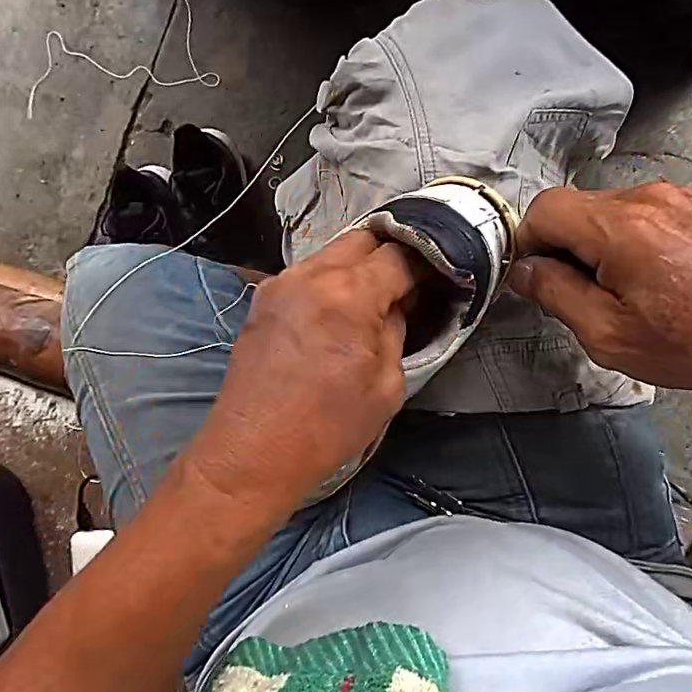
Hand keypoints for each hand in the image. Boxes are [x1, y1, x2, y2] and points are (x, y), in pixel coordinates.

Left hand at [182, 231, 420, 511]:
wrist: (253, 453)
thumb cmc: (327, 427)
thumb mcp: (387, 384)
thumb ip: (396, 330)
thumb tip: (399, 303)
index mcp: (349, 295)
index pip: (399, 256)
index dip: (425, 264)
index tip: (438, 278)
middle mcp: (311, 276)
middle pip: (363, 238)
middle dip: (391, 254)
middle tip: (406, 284)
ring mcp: (281, 283)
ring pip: (332, 252)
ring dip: (358, 266)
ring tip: (372, 300)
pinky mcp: (262, 299)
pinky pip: (307, 274)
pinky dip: (330, 281)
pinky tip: (338, 312)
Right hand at [507, 183, 691, 416]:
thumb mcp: (609, 334)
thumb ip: (555, 294)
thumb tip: (528, 272)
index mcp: (621, 226)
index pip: (544, 209)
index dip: (526, 243)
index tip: (530, 273)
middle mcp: (650, 199)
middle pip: (575, 208)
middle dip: (561, 248)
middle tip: (573, 295)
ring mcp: (678, 201)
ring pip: (606, 213)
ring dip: (595, 248)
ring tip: (618, 297)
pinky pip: (640, 217)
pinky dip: (626, 245)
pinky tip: (648, 287)